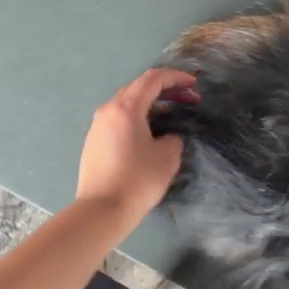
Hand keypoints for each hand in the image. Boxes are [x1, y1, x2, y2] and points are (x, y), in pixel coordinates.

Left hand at [74, 68, 196, 224]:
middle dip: (165, 89)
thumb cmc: (137, 180)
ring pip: (127, 103)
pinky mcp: (94, 142)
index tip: (194, 85)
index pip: (153, 80)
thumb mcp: (167, 157)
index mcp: (126, 108)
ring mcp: (98, 126)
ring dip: (151, 103)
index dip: (176, 78)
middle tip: (187, 98)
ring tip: (171, 114)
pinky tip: (149, 131)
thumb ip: (172, 138)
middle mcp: (108, 110)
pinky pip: (119, 119)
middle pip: (138, 88)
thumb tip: (166, 137)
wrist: (101, 210)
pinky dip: (138, 117)